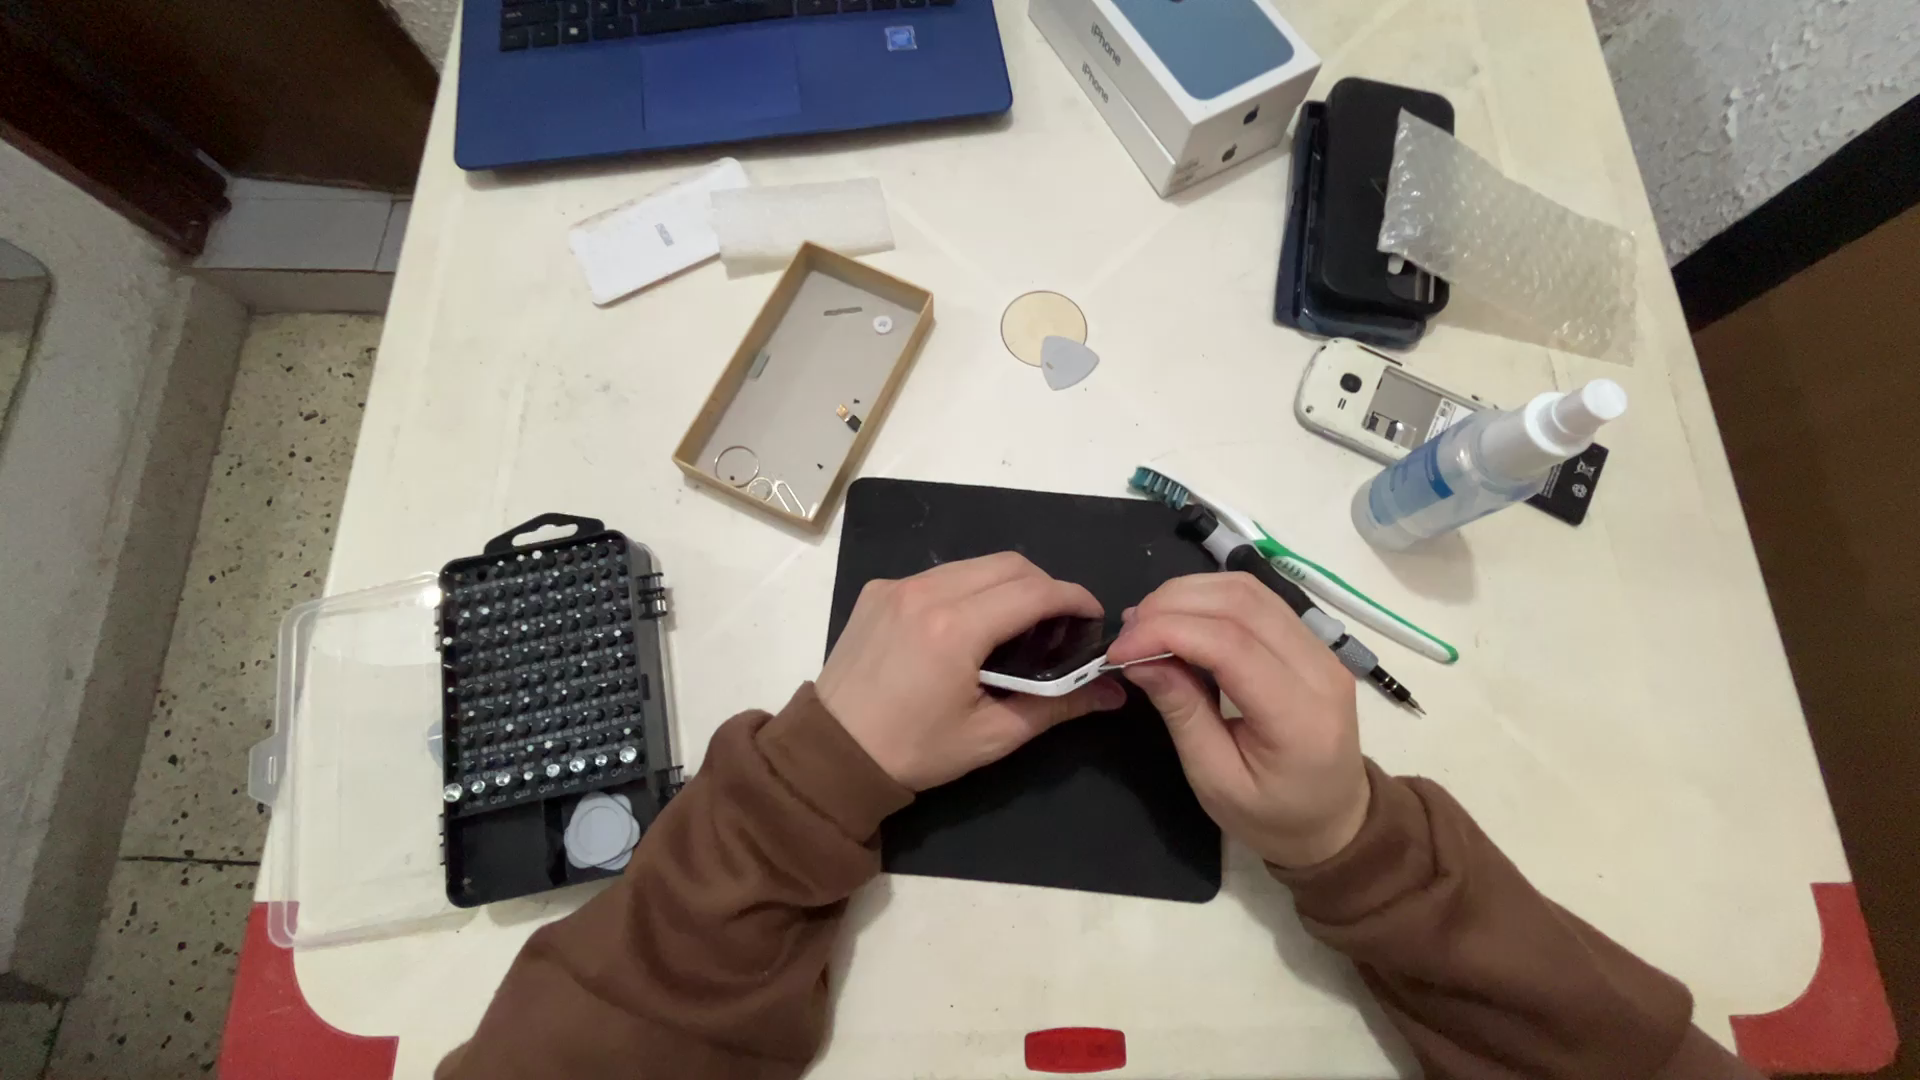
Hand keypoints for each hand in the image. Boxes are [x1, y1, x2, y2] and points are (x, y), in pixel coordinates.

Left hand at [818, 553, 1128, 790]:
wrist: (831, 752)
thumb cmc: (915, 750)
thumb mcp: (991, 735)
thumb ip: (1057, 705)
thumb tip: (1113, 692)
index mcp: (955, 628)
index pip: (1034, 592)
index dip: (1074, 598)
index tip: (1093, 617)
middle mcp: (926, 592)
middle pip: (1008, 564)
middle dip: (1044, 587)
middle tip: (1058, 624)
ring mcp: (897, 586)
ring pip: (972, 564)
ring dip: (1005, 584)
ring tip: (1017, 623)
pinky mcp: (878, 590)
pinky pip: (938, 575)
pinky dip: (966, 589)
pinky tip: (966, 625)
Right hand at [1105, 573, 1368, 867]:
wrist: (1336, 822)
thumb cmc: (1271, 815)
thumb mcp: (1214, 779)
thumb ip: (1181, 712)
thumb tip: (1138, 659)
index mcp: (1298, 717)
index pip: (1229, 644)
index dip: (1166, 633)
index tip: (1119, 650)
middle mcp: (1319, 669)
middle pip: (1239, 603)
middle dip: (1170, 606)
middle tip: (1127, 633)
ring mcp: (1321, 649)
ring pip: (1247, 589)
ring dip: (1186, 594)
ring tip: (1145, 622)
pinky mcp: (1310, 640)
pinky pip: (1256, 598)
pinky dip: (1207, 597)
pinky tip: (1176, 617)